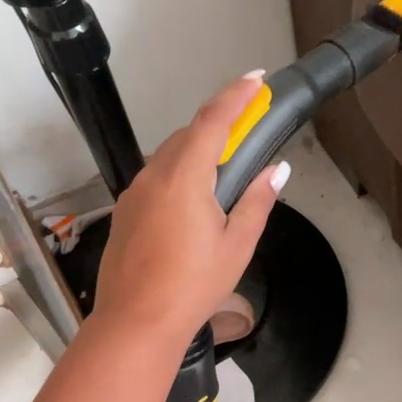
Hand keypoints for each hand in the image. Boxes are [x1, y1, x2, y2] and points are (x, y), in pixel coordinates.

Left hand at [90, 72, 287, 347]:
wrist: (136, 322)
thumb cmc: (193, 286)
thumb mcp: (237, 245)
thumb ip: (257, 201)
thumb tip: (275, 171)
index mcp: (184, 178)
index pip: (213, 121)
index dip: (236, 96)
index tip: (256, 79)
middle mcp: (154, 176)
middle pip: (187, 135)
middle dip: (218, 128)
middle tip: (247, 135)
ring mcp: (134, 194)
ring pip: (169, 157)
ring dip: (198, 155)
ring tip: (224, 180)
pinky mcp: (126, 213)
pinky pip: (157, 180)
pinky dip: (180, 177)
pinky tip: (195, 209)